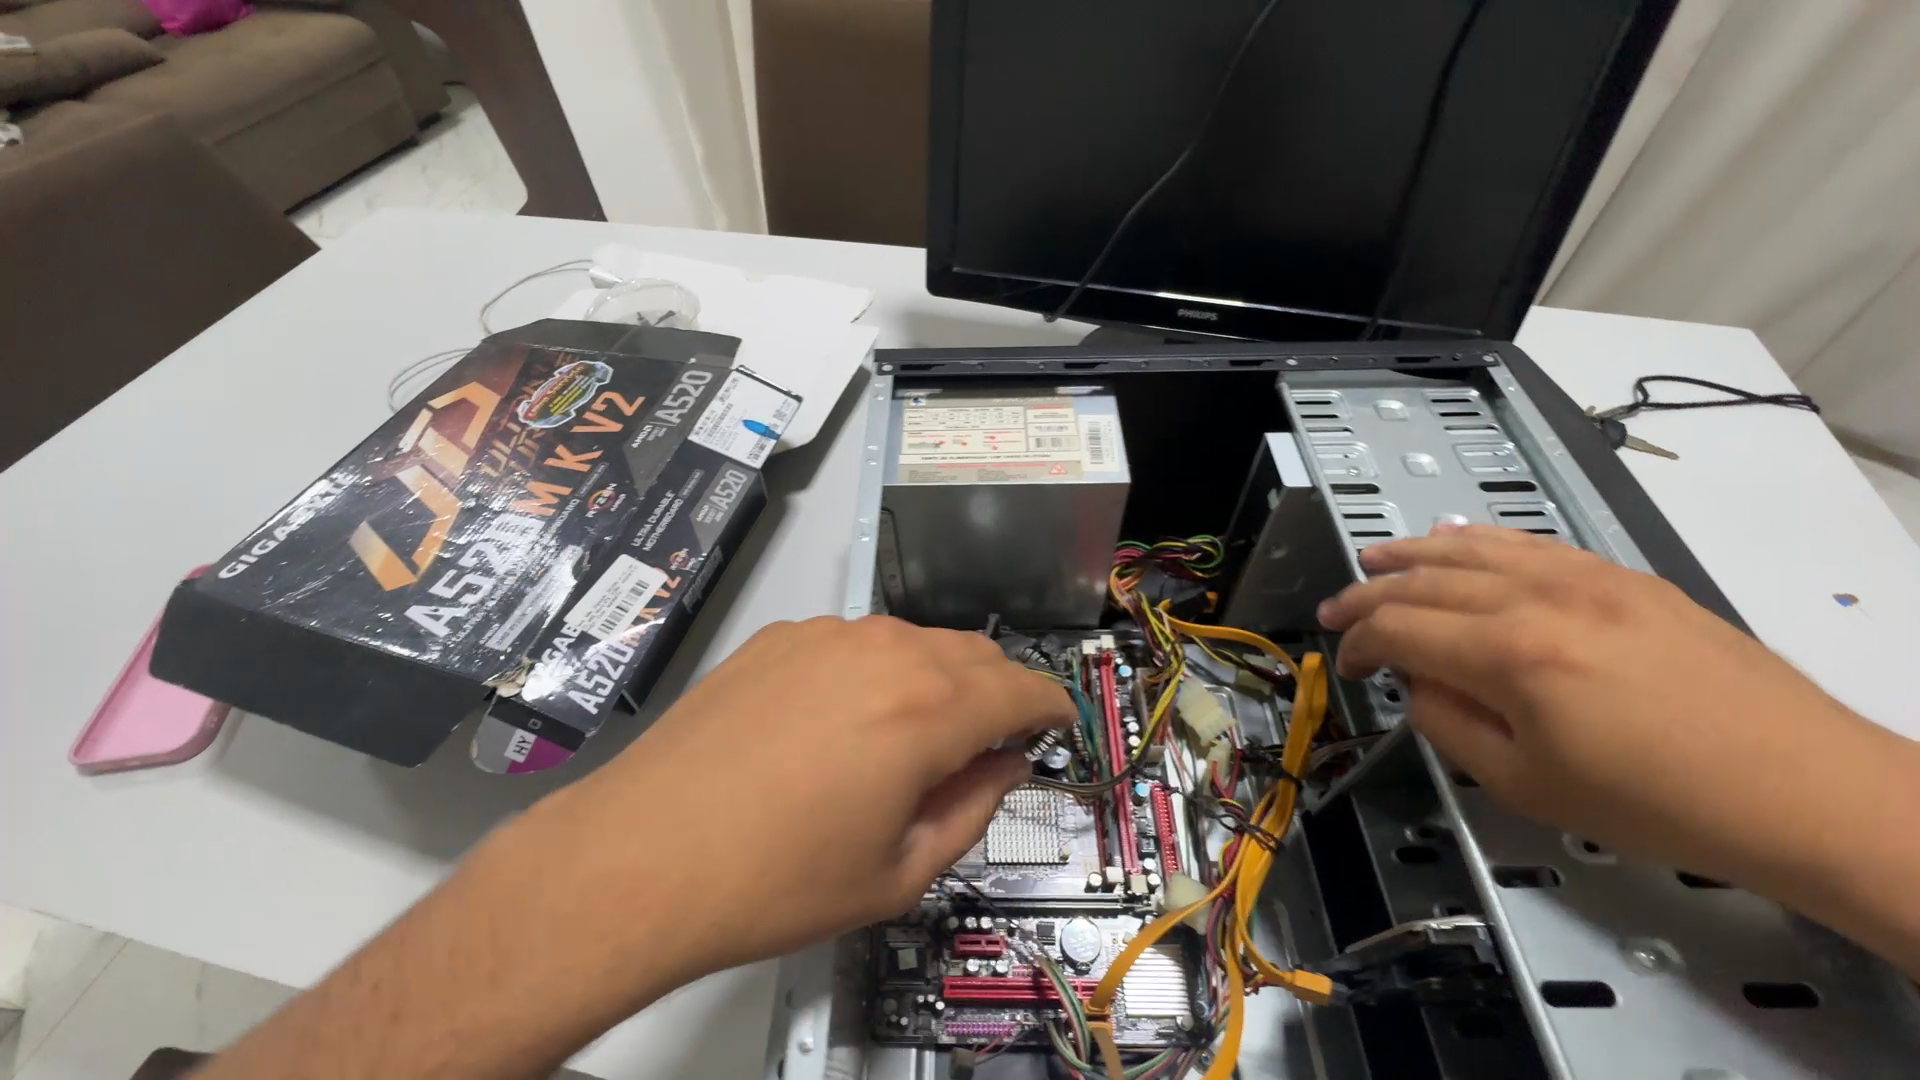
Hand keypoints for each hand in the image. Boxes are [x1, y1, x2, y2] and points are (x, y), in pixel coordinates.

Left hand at [202, 616, 1074, 1079]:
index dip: (1051, 707)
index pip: (1023, 687)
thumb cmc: (779, 882)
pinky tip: (839, 721)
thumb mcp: (899, 873)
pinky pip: (856, 642)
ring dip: (937, 678)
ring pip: (915, 640)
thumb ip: (973, 808)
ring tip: (908, 738)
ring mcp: (827, 634)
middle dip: (997, 692)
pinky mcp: (780, 635)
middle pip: (975, 652)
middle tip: (984, 746)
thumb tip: (1004, 762)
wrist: (640, 856)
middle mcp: (886, 650)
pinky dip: (877, 671)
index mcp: (928, 709)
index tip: (1056, 728)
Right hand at [1315, 526, 1906, 890]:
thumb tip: (1420, 683)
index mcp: (1510, 655)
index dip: (1359, 643)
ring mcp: (1585, 578)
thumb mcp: (1525, 785)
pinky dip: (1479, 538)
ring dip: (1414, 552)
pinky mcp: (1623, 577)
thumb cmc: (1659, 804)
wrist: (1803, 791)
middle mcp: (1540, 598)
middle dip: (1368, 593)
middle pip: (1425, 580)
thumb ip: (1449, 724)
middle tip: (1334, 609)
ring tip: (1375, 557)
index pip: (1399, 629)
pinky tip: (1456, 539)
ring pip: (1472, 547)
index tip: (1348, 664)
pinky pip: (1530, 542)